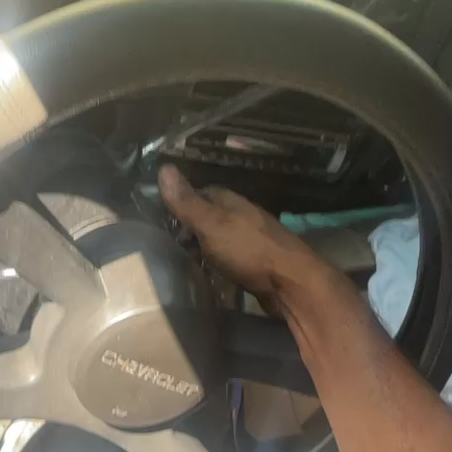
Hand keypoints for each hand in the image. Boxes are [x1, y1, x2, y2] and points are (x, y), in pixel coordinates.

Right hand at [158, 165, 334, 306]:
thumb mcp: (211, 224)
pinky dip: (217, 266)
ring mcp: (252, 242)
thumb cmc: (248, 250)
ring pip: (220, 240)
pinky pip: (230, 261)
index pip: (202, 193)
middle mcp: (243, 217)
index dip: (182, 202)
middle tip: (168, 246)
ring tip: (182, 263)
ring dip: (203, 249)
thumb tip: (163, 168)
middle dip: (191, 229)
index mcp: (232, 202)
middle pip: (211, 217)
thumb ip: (187, 202)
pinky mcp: (257, 266)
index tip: (161, 219)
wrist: (290, 284)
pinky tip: (208, 277)